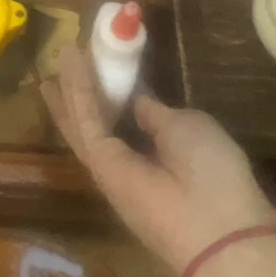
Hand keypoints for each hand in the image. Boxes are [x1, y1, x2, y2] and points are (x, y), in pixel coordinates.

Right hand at [41, 45, 275, 274]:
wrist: (216, 223)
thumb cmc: (214, 169)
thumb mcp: (187, 127)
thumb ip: (156, 114)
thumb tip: (137, 102)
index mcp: (160, 150)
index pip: (129, 115)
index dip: (115, 89)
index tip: (105, 63)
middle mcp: (132, 158)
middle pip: (99, 117)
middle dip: (82, 88)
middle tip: (67, 57)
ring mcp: (111, 163)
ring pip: (84, 119)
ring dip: (71, 85)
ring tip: (59, 53)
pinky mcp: (99, 163)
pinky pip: (86, 120)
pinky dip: (78, 89)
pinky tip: (71, 59)